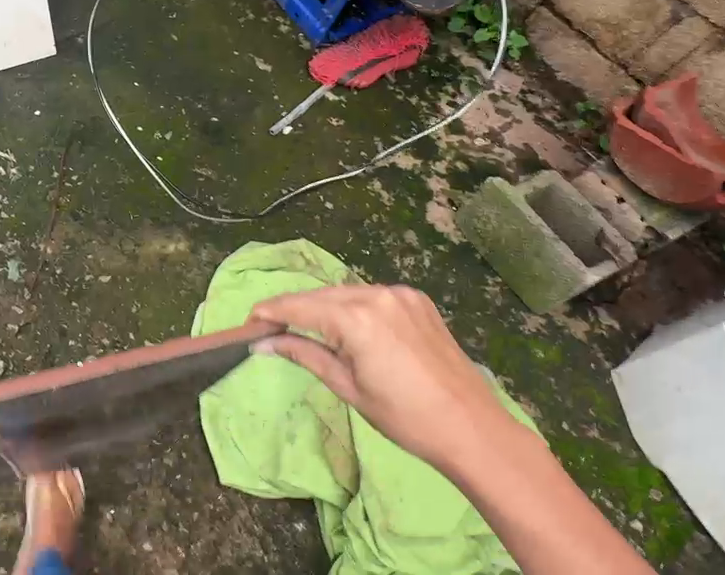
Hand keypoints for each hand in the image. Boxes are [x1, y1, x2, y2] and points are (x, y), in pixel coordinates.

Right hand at [250, 285, 516, 473]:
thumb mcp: (348, 388)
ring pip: (345, 293)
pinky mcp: (417, 300)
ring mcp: (400, 295)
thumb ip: (305, 355)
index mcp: (357, 319)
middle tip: (271, 327)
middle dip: (294, 309)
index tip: (249, 320)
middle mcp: (376, 295)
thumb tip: (263, 343)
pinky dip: (352, 306)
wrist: (475, 430)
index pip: (299, 307)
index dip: (271, 311)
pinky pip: (371, 296)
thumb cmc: (406, 419)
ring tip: (306, 328)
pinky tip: (348, 326)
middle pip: (320, 296)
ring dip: (323, 307)